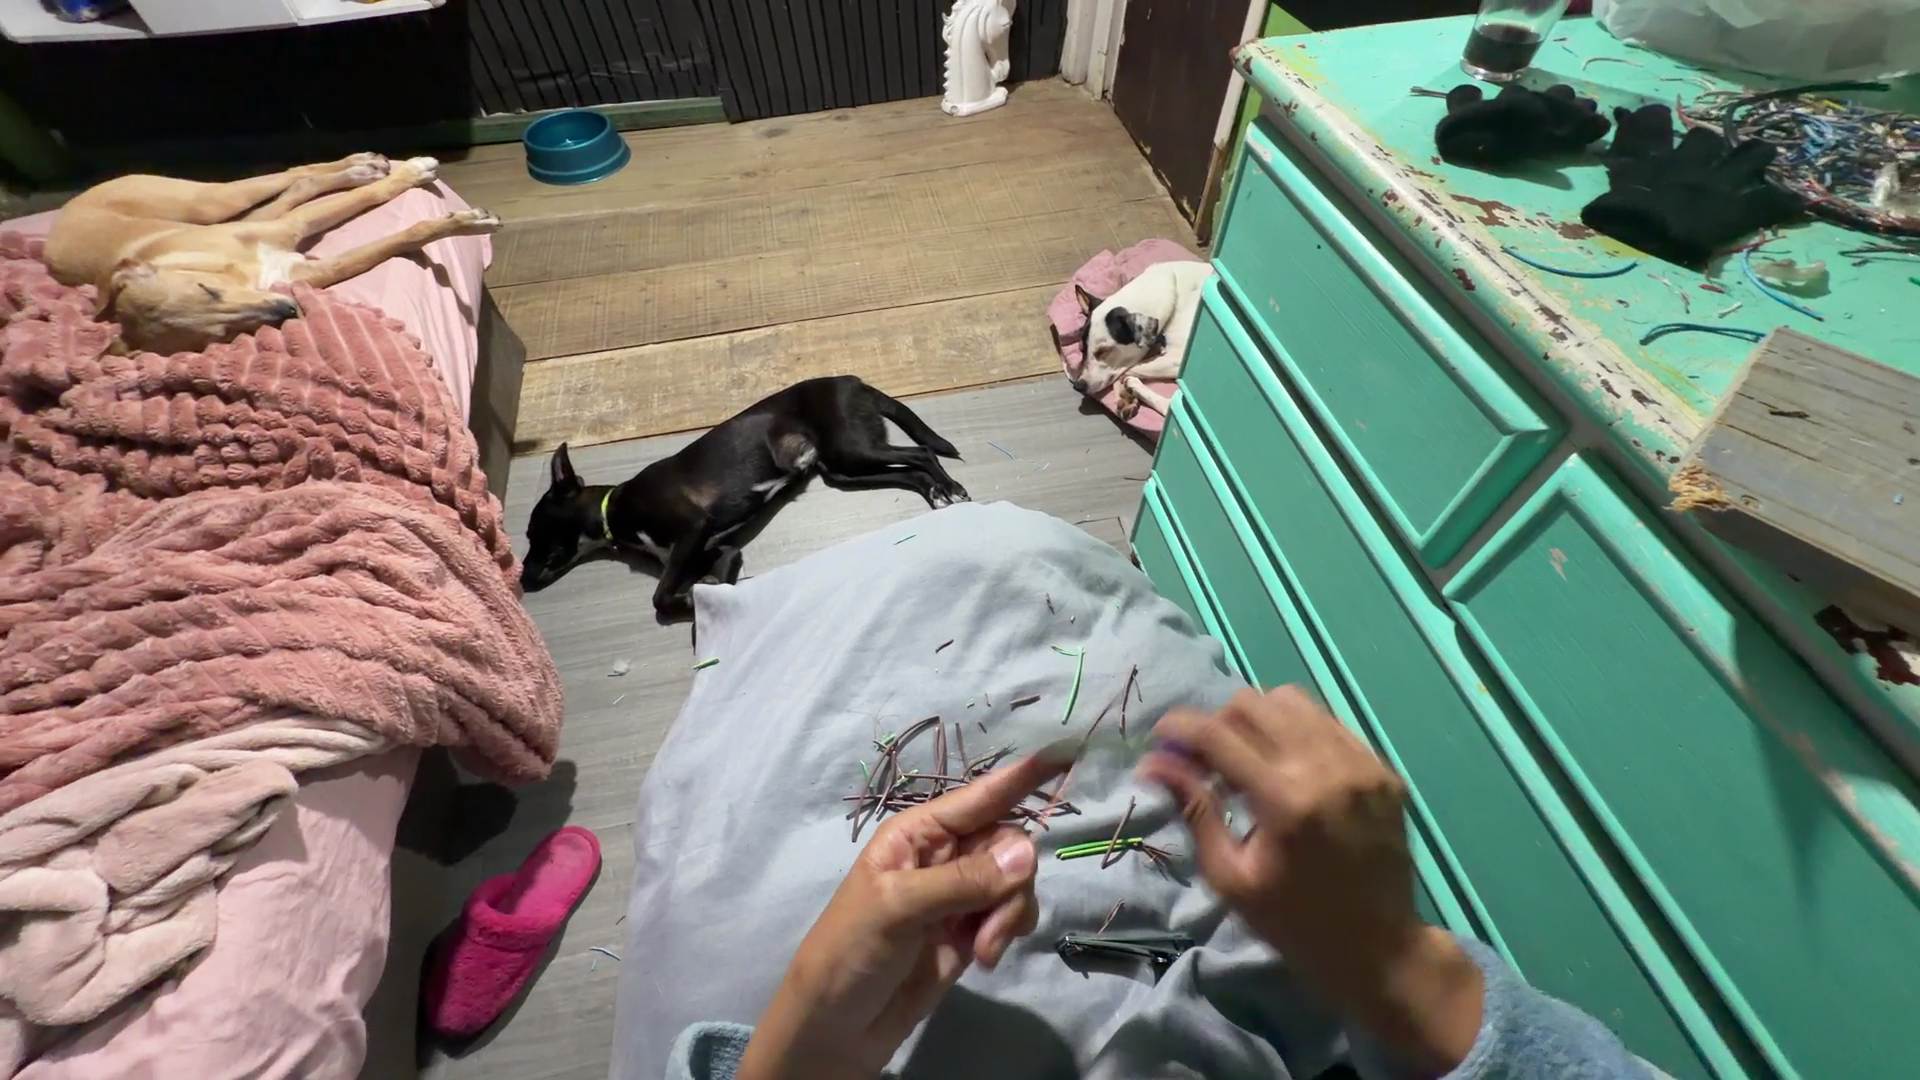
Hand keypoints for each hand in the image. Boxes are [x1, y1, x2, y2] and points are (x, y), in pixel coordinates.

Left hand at [737, 750, 1069, 1079]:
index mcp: (920, 831)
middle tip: (992, 923)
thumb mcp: (898, 907)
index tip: (1061, 753)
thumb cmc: (851, 948)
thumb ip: (964, 881)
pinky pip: (1012, 913)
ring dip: (1010, 913)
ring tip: (982, 951)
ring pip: (1016, 880)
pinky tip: (983, 957)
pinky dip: (1009, 931)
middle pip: (1007, 842)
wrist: (836, 1027)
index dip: (1019, 777)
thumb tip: (1027, 856)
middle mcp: (945, 853)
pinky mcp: (972, 930)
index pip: (979, 796)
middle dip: (1011, 880)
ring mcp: (961, 893)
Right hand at [1139, 686, 1482, 1076]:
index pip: (1216, 735)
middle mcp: (1324, 769)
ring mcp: (1359, 764)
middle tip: (1209, 759)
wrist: (1383, 951)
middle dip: (1217, 722)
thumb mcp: (1230, 877)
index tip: (1160, 735)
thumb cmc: (1295, 922)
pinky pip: (1325, 721)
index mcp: (1285, 801)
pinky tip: (1289, 765)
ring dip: (1257, 719)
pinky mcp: (1381, 768)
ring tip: (1250, 757)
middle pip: (1251, 704)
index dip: (1178, 726)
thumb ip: (1194, 809)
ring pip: (1290, 700)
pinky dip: (1296, 730)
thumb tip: (1151, 763)